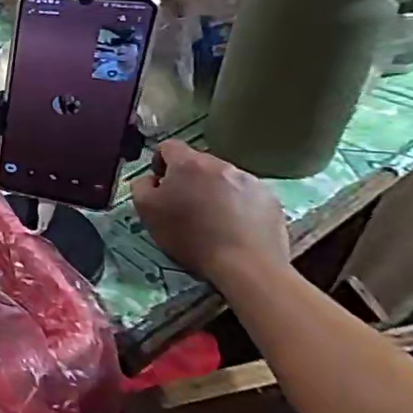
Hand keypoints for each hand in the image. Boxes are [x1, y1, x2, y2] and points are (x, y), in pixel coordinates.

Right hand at [129, 140, 288, 288]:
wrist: (245, 265)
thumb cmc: (189, 236)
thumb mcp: (147, 211)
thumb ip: (141, 186)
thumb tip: (151, 179)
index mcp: (189, 163)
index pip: (169, 146)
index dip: (160, 163)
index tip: (161, 185)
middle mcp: (221, 164)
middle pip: (198, 163)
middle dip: (189, 179)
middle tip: (185, 207)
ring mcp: (250, 181)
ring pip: (223, 178)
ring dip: (214, 191)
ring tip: (213, 220)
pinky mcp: (270, 199)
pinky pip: (246, 194)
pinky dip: (237, 205)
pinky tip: (235, 227)